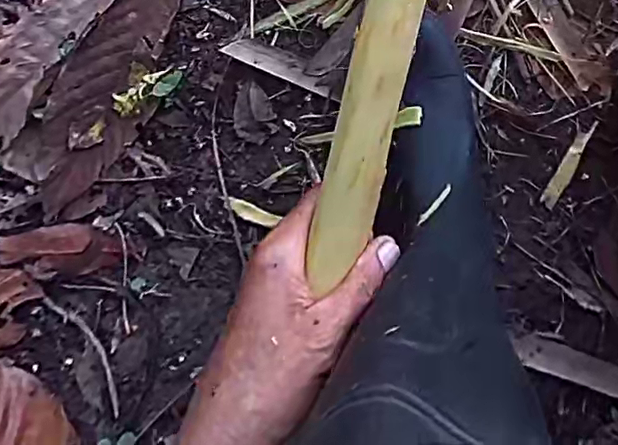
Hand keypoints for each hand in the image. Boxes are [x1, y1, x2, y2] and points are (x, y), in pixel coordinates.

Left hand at [177, 187, 398, 444]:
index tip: (375, 198)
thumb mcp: (327, 329)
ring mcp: (269, 279)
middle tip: (367, 266)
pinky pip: (308, 279)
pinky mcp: (272, 302)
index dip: (349, 195)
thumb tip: (387, 248)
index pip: (319, 197)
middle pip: (322, 226)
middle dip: (349, 242)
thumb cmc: (262, 382)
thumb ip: (361, 284)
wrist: (230, 427)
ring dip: (338, 270)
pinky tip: (331, 321)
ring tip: (346, 303)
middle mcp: (271, 257)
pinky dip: (326, 291)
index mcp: (279, 250)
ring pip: (317, 255)